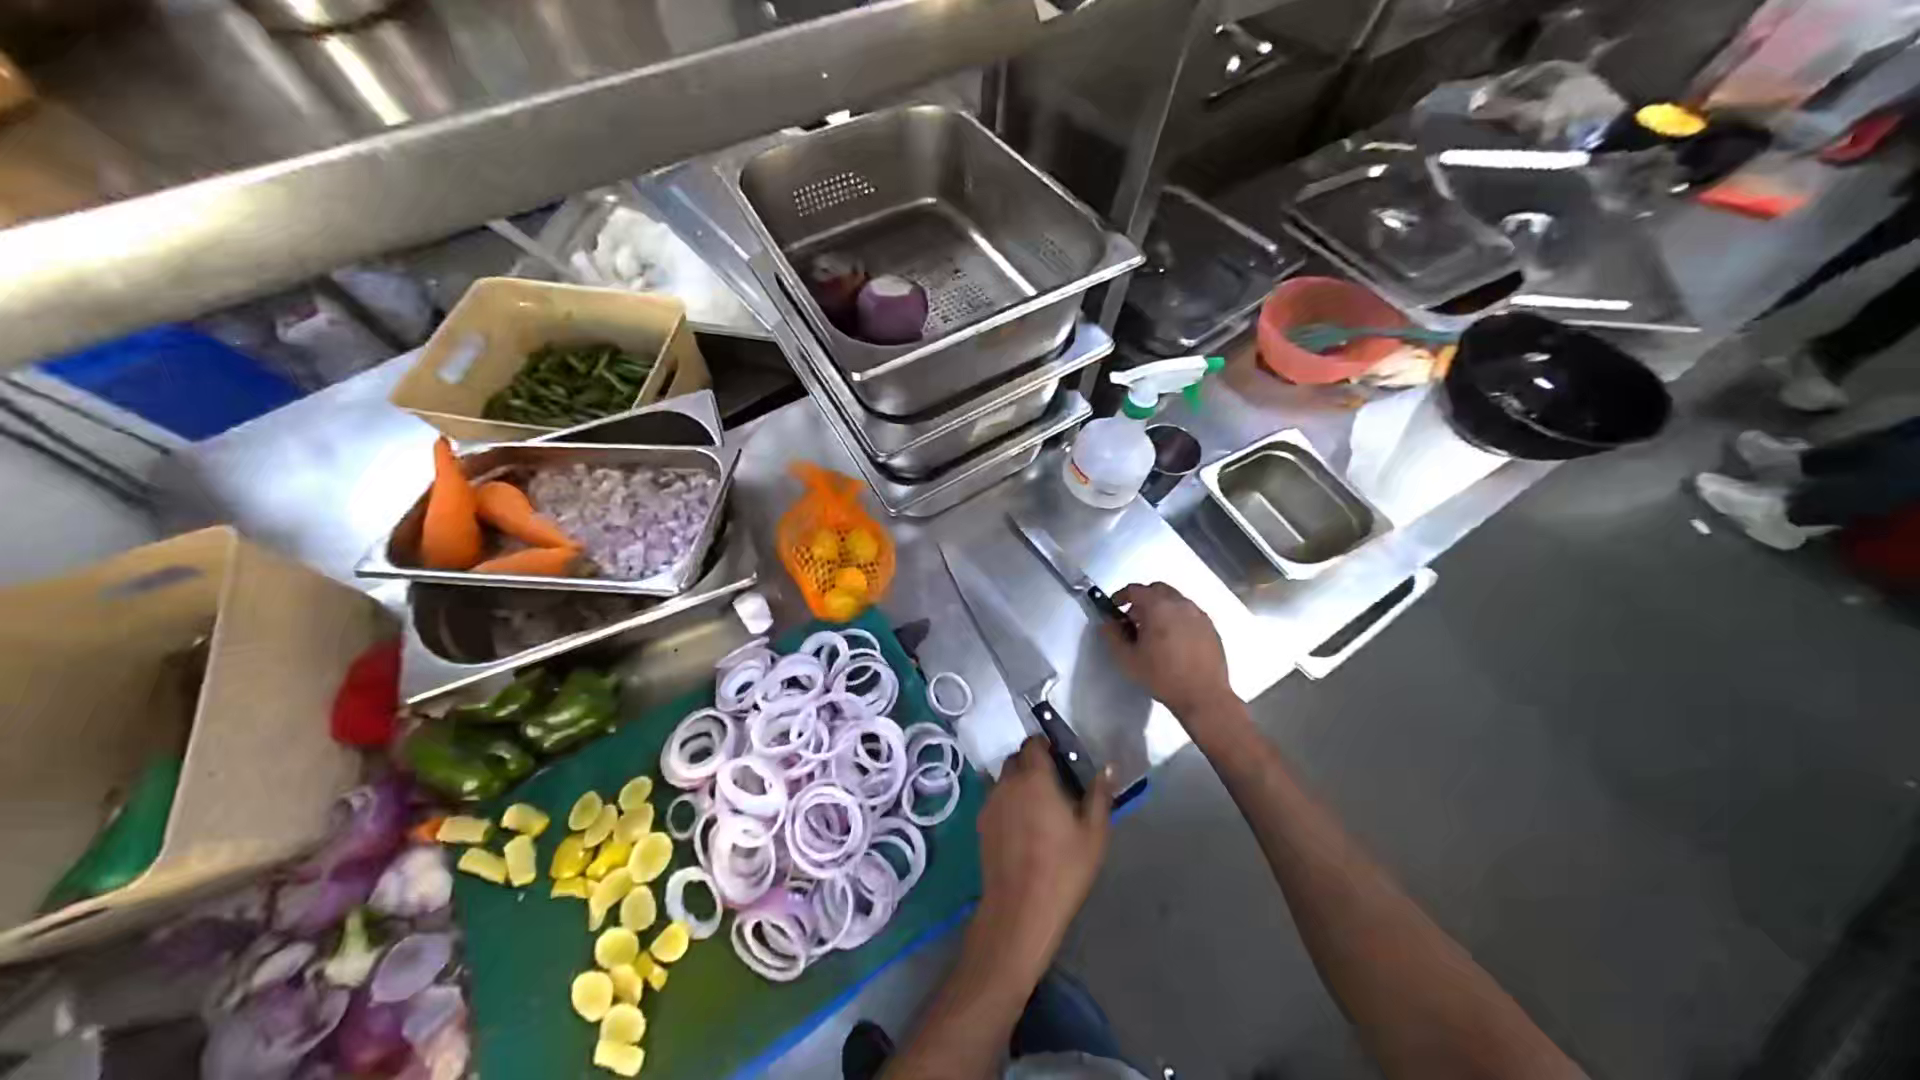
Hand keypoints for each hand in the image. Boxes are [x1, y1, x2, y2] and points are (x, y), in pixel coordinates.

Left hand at [975, 736, 1112, 965]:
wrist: (1020, 908)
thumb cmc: (1063, 868)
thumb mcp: (1094, 833)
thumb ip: (1099, 794)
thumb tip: (1108, 767)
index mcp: (1034, 778)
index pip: (1034, 744)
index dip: (1046, 745)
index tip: (1062, 759)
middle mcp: (1007, 783)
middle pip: (1016, 759)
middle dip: (1033, 762)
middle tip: (1055, 783)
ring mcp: (990, 803)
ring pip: (1004, 779)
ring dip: (1019, 782)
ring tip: (1040, 807)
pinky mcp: (981, 824)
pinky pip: (996, 800)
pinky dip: (1009, 802)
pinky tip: (1024, 826)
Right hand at [1106, 582, 1233, 718]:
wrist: (1203, 696)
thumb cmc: (1162, 676)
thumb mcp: (1127, 659)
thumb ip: (1112, 636)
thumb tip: (1107, 623)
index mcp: (1159, 607)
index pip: (1135, 589)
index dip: (1121, 596)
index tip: (1115, 609)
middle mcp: (1181, 604)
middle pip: (1157, 590)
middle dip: (1142, 599)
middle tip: (1134, 620)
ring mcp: (1199, 615)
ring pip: (1175, 600)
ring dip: (1161, 608)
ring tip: (1154, 632)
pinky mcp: (1210, 627)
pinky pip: (1189, 614)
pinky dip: (1177, 618)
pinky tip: (1174, 641)